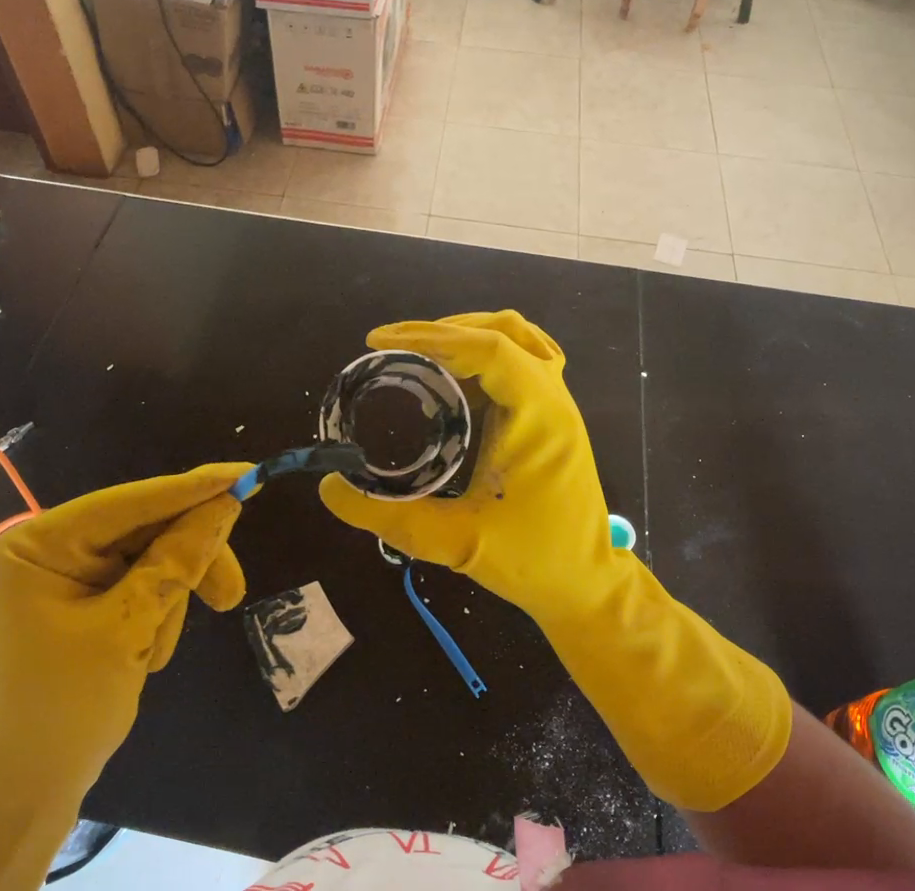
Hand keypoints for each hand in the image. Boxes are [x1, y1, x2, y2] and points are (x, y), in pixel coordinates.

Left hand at [0, 462, 252, 781]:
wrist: (33, 779)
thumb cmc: (65, 705)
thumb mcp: (126, 630)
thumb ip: (176, 563)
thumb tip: (226, 505)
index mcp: (43, 542)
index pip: (130, 502)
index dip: (192, 489)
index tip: (249, 475)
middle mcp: (58, 544)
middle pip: (150, 528)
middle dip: (189, 563)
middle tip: (231, 596)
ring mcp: (77, 569)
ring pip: (159, 555)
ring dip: (173, 600)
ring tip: (155, 655)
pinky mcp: (96, 594)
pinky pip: (151, 582)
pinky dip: (161, 614)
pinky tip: (145, 656)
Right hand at [317, 311, 616, 621]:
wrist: (584, 584)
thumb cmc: (532, 560)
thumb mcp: (455, 542)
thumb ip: (389, 516)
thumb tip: (329, 488)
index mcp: (539, 416)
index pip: (487, 349)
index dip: (429, 337)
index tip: (377, 343)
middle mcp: (553, 399)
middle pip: (502, 331)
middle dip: (442, 331)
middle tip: (392, 348)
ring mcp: (557, 405)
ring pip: (518, 338)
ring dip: (467, 335)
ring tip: (420, 352)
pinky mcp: (552, 417)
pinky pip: (525, 359)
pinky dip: (488, 352)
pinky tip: (458, 373)